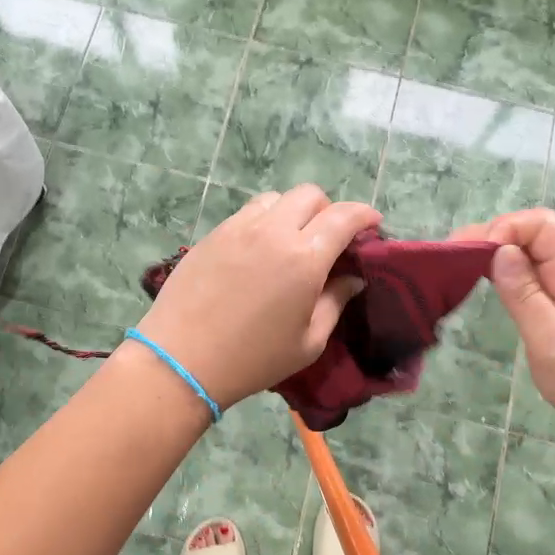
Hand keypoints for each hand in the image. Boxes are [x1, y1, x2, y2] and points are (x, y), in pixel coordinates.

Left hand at [134, 185, 379, 408]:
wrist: (182, 359)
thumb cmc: (253, 359)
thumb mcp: (308, 342)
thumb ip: (335, 302)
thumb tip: (352, 278)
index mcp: (305, 258)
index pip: (344, 216)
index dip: (364, 215)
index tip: (372, 226)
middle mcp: (274, 231)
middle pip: (310, 195)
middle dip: (328, 210)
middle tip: (329, 239)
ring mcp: (238, 228)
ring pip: (275, 199)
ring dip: (292, 212)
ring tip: (291, 242)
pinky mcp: (213, 234)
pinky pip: (247, 213)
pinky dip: (263, 222)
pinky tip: (259, 252)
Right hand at [464, 209, 554, 434]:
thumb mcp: (554, 344)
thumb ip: (526, 297)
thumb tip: (499, 251)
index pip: (542, 225)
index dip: (506, 229)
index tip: (475, 257)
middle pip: (531, 232)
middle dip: (490, 236)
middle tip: (452, 261)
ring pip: (526, 251)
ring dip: (491, 253)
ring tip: (457, 269)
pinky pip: (526, 274)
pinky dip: (499, 272)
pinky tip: (479, 284)